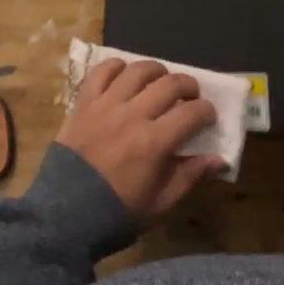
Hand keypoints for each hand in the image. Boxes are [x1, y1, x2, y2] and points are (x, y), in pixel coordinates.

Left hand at [57, 59, 223, 222]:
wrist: (64, 217)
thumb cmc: (116, 214)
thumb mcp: (159, 205)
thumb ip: (189, 176)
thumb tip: (219, 158)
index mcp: (154, 142)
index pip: (191, 113)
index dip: (206, 111)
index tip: (208, 116)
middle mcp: (132, 115)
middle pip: (169, 84)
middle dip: (188, 86)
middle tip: (191, 96)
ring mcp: (106, 105)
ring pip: (137, 71)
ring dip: (156, 71)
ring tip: (161, 81)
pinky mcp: (84, 103)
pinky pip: (101, 72)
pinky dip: (116, 67)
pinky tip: (125, 75)